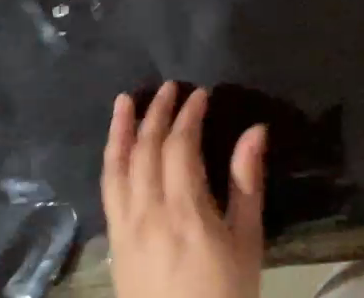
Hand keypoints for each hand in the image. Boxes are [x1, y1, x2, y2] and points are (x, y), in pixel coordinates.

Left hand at [103, 85, 268, 297]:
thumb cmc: (227, 293)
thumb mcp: (247, 240)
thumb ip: (247, 182)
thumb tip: (255, 130)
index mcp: (185, 212)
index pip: (179, 147)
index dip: (189, 115)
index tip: (201, 93)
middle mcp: (147, 216)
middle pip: (145, 152)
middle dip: (156, 114)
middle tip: (169, 87)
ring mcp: (125, 232)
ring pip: (116, 170)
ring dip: (121, 132)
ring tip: (124, 103)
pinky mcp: (114, 248)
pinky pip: (108, 194)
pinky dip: (111, 163)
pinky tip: (116, 152)